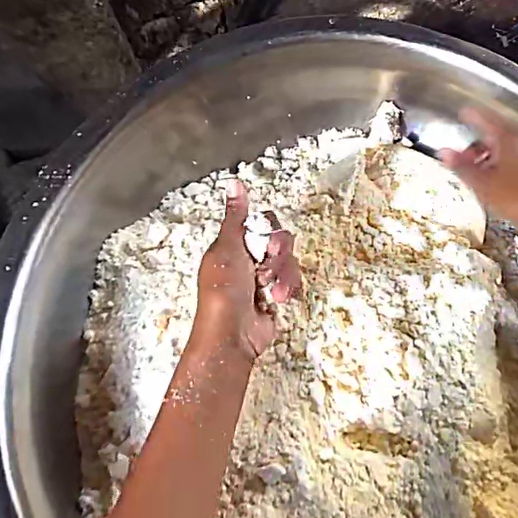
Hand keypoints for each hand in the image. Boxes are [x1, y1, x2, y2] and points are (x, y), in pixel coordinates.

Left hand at [195, 179, 301, 361]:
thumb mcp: (227, 247)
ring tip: (269, 291)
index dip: (269, 231)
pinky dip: (287, 290)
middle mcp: (250, 258)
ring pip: (289, 262)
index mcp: (235, 244)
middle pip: (281, 241)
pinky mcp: (277, 295)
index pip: (263, 223)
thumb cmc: (224, 290)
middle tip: (267, 267)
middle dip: (278, 256)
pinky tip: (276, 301)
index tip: (265, 242)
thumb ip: (236, 215)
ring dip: (282, 276)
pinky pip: (293, 282)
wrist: (233, 334)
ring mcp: (264, 278)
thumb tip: (234, 183)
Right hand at [438, 111, 517, 247]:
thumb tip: (443, 152)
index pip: (486, 120)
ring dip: (490, 156)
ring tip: (479, 174)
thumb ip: (461, 166)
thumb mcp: (482, 184)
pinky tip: (498, 182)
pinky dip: (503, 164)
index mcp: (507, 139)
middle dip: (477, 144)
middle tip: (464, 157)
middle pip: (496, 135)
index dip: (472, 117)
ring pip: (507, 148)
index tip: (463, 113)